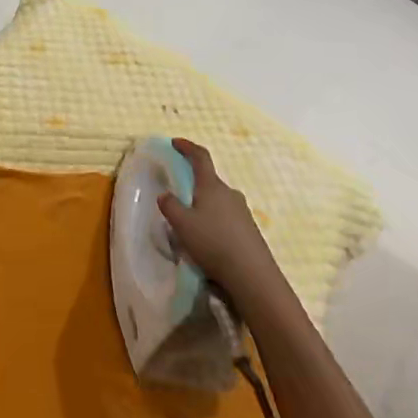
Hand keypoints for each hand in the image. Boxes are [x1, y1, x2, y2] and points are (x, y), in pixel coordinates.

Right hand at [157, 139, 282, 299]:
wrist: (252, 274)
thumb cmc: (213, 242)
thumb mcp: (182, 225)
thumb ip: (170, 206)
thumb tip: (165, 195)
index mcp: (212, 186)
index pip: (200, 157)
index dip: (187, 147)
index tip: (175, 143)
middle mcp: (230, 193)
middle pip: (210, 181)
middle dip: (195, 185)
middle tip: (180, 196)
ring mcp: (243, 211)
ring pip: (219, 201)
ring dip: (206, 206)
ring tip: (193, 224)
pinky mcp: (249, 229)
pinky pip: (228, 218)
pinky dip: (216, 222)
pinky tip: (209, 241)